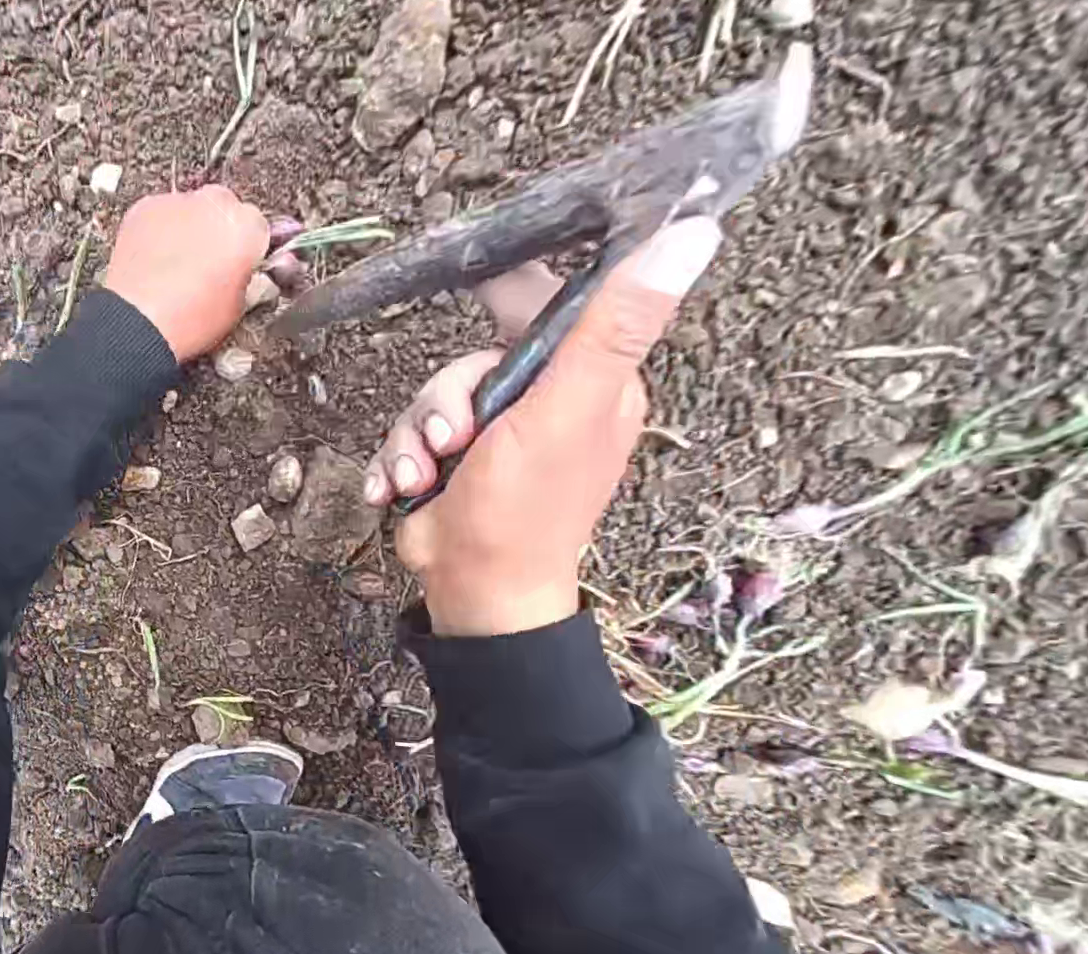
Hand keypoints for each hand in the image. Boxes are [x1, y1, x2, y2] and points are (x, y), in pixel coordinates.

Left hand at [104, 185, 269, 360]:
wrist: (141, 321)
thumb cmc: (190, 319)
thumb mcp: (236, 309)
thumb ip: (247, 280)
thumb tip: (245, 276)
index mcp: (246, 228)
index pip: (259, 227)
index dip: (249, 249)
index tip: (240, 265)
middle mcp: (214, 205)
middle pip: (225, 208)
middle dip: (219, 232)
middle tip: (209, 266)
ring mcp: (177, 203)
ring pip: (191, 209)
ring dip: (189, 230)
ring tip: (178, 268)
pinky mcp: (145, 207)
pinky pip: (161, 214)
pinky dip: (161, 231)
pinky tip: (157, 261)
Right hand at [365, 217, 723, 636]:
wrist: (473, 589)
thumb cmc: (524, 509)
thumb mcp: (566, 412)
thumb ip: (612, 330)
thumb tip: (693, 230)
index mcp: (584, 384)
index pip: (550, 308)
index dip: (510, 291)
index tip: (472, 276)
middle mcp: (538, 403)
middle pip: (469, 361)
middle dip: (443, 402)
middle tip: (449, 440)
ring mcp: (489, 436)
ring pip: (429, 402)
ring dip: (413, 441)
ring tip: (417, 478)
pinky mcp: (449, 463)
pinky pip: (409, 438)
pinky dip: (397, 463)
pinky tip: (394, 491)